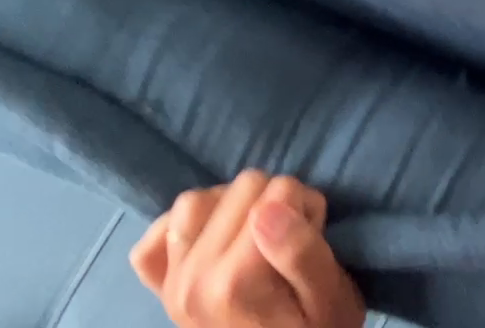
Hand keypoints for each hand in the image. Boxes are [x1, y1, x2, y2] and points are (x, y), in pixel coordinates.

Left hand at [130, 170, 366, 327]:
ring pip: (196, 200)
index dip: (307, 205)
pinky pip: (154, 237)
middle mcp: (194, 278)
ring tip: (255, 233)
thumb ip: (302, 252)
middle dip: (276, 199)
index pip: (281, 190)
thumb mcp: (330, 297)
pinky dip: (183, 228)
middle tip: (291, 236)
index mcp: (237, 280)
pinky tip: (212, 239)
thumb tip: (270, 206)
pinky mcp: (161, 289)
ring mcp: (171, 284)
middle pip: (243, 186)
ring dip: (231, 206)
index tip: (315, 234)